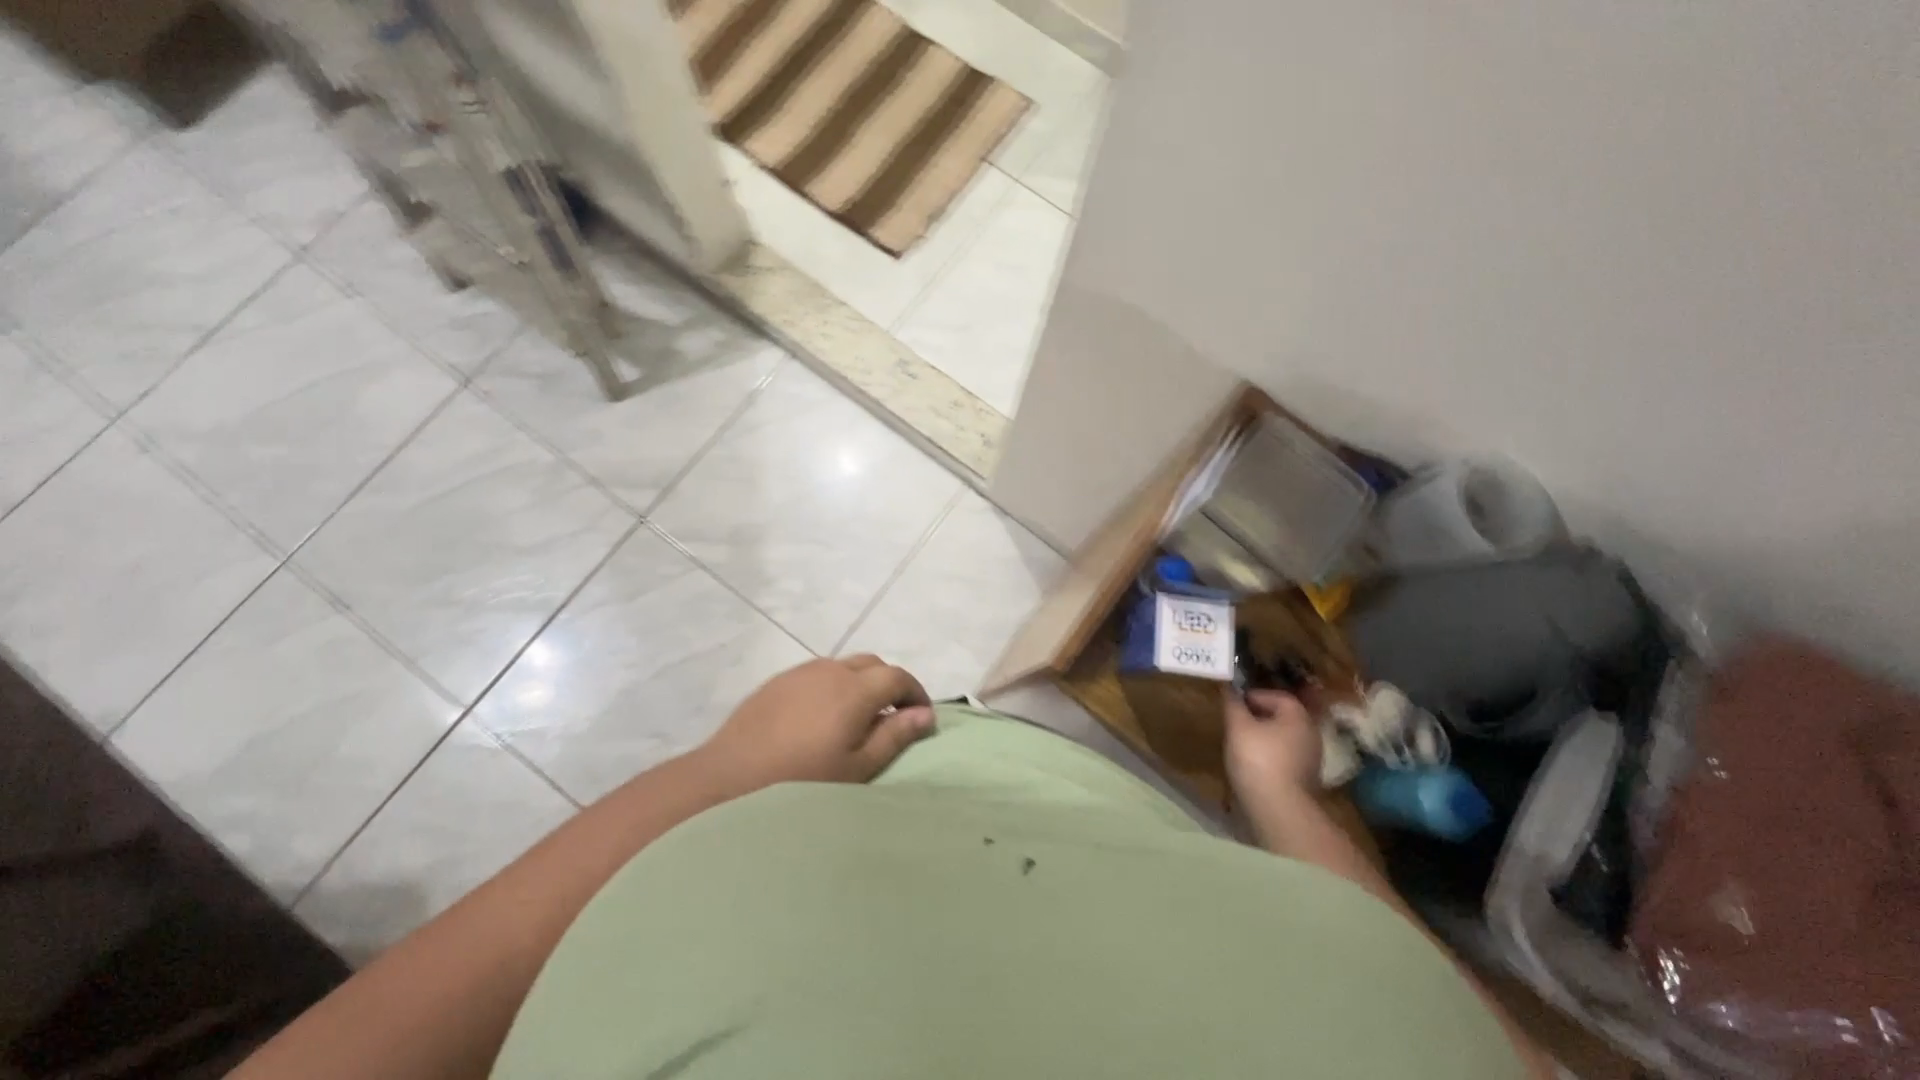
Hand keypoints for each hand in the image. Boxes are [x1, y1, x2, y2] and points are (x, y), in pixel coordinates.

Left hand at [696, 655, 934, 794]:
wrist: (730, 777)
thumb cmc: (802, 779)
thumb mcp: (857, 767)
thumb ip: (894, 736)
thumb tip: (926, 714)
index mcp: (855, 689)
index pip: (898, 677)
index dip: (916, 693)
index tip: (922, 718)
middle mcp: (830, 670)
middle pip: (872, 665)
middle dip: (890, 685)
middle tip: (893, 718)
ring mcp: (801, 672)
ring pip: (843, 667)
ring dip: (861, 684)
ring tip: (858, 719)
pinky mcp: (778, 682)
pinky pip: (817, 675)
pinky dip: (833, 687)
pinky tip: (823, 718)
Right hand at [1223, 689, 1322, 804]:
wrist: (1279, 809)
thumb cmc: (1258, 759)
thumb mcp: (1238, 728)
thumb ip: (1233, 705)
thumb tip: (1228, 686)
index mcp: (1298, 715)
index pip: (1275, 695)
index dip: (1251, 696)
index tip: (1232, 704)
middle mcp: (1310, 732)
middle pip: (1282, 717)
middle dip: (1259, 717)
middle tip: (1235, 722)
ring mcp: (1311, 757)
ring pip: (1284, 738)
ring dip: (1265, 737)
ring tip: (1241, 743)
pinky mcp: (1306, 778)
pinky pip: (1286, 757)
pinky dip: (1271, 755)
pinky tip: (1254, 764)